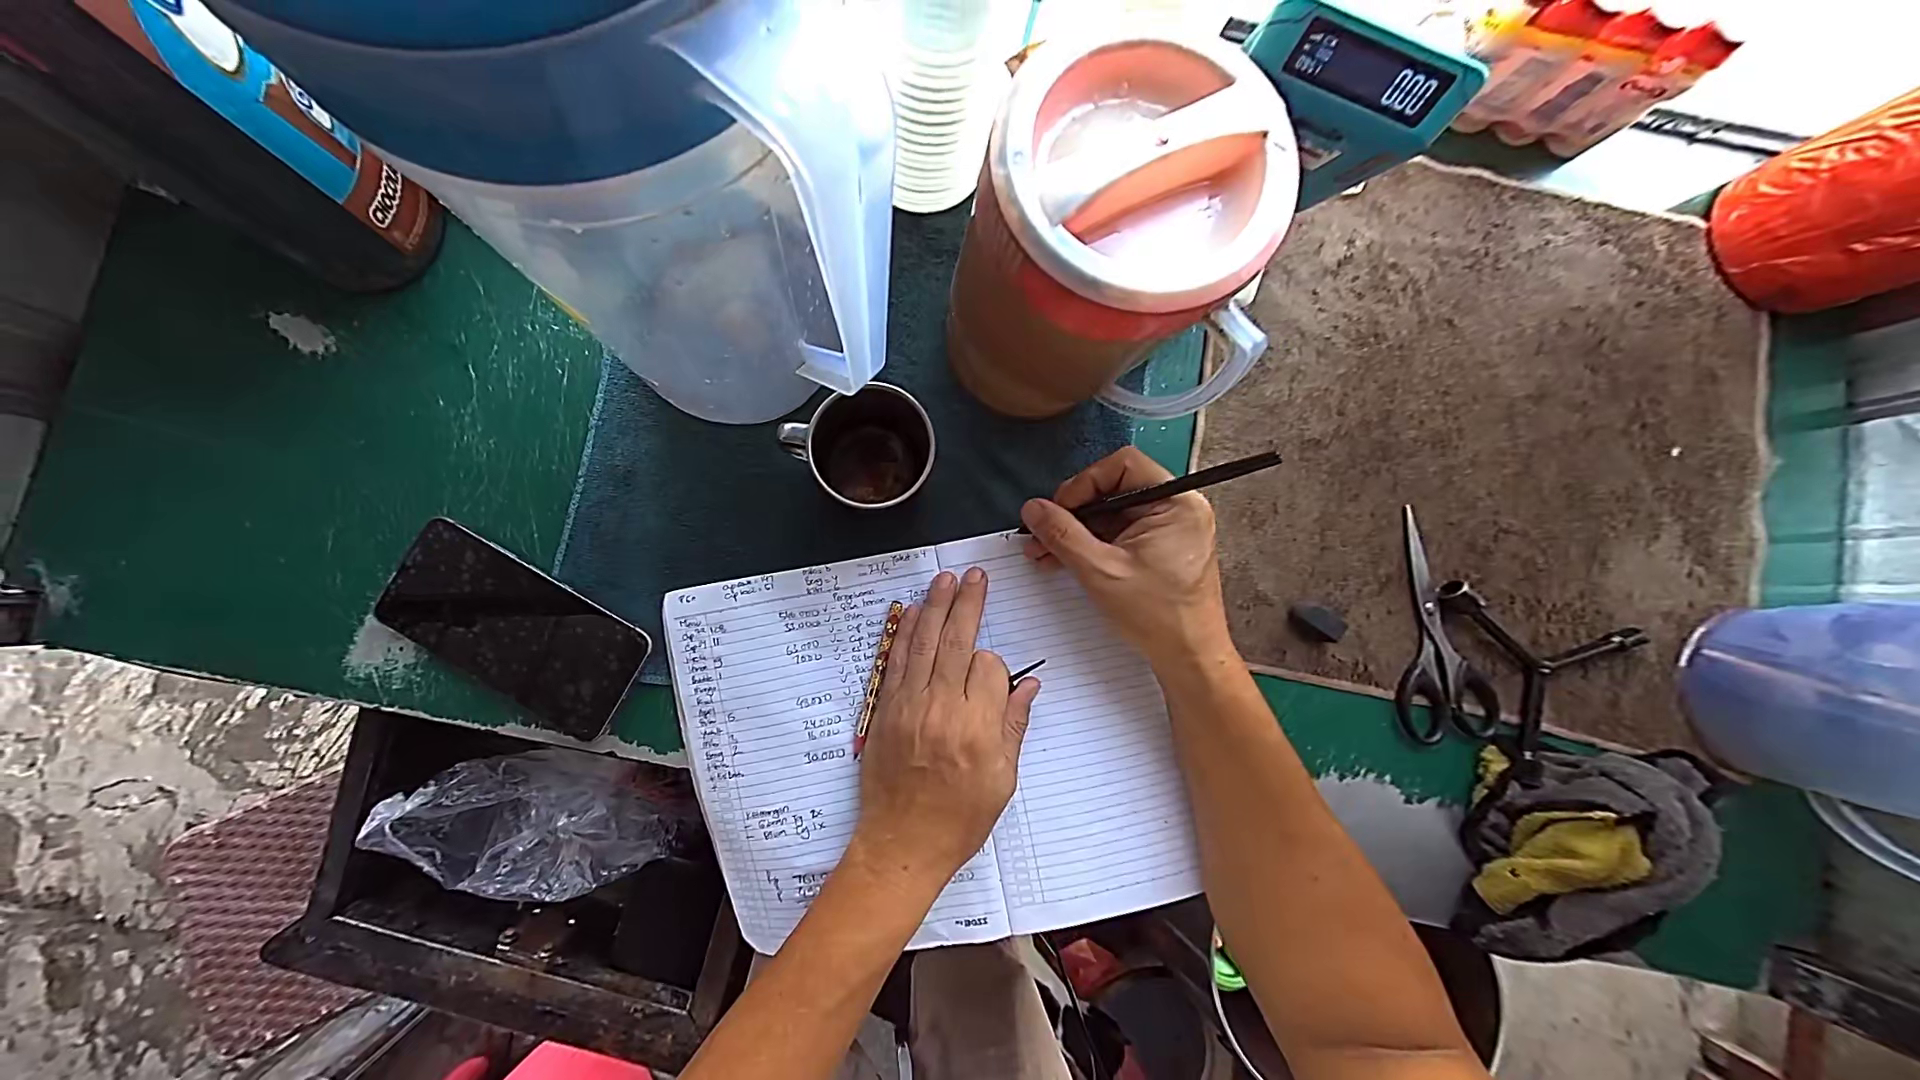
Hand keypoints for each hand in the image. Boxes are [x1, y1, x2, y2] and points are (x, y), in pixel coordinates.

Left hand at [848, 568, 1040, 890]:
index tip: (994, 675)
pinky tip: (914, 613)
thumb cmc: (956, 820)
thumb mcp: (1002, 780)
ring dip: (937, 606)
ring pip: (925, 643)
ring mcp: (909, 706)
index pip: (990, 668)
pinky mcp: (886, 710)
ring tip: (946, 580)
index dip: (996, 664)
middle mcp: (942, 710)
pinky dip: (905, 633)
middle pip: (957, 642)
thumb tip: (1028, 687)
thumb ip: (1014, 726)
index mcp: (977, 729)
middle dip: (969, 603)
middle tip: (975, 577)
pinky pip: (896, 662)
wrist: (902, 844)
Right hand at [1020, 447, 1232, 667]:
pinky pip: (1119, 531)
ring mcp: (1170, 527)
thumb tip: (1034, 509)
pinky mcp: (1160, 546)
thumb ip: (1062, 534)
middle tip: (1044, 531)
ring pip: (1112, 513)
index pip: (1122, 466)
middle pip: (1114, 489)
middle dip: (1073, 511)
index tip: (1058, 508)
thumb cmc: (1160, 618)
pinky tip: (1066, 558)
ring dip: (1077, 530)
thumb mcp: (1099, 571)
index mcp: (1177, 503)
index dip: (1083, 483)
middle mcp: (1179, 508)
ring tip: (1047, 551)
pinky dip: (1092, 543)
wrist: (1187, 657)